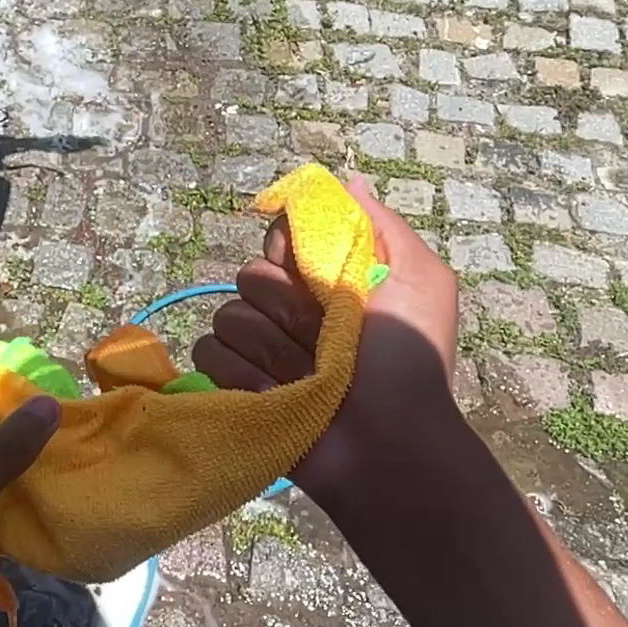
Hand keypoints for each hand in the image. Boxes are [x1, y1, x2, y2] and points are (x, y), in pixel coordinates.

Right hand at [191, 175, 458, 501]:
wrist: (388, 445)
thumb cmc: (406, 362)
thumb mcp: (419, 282)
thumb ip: (381, 227)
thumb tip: (345, 181)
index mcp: (323, 281)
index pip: (276, 239)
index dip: (291, 254)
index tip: (317, 275)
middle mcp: (284, 310)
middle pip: (248, 278)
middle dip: (287, 309)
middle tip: (326, 340)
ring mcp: (254, 349)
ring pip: (227, 318)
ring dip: (269, 349)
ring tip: (306, 379)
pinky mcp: (229, 385)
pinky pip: (208, 356)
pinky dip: (241, 376)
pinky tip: (276, 398)